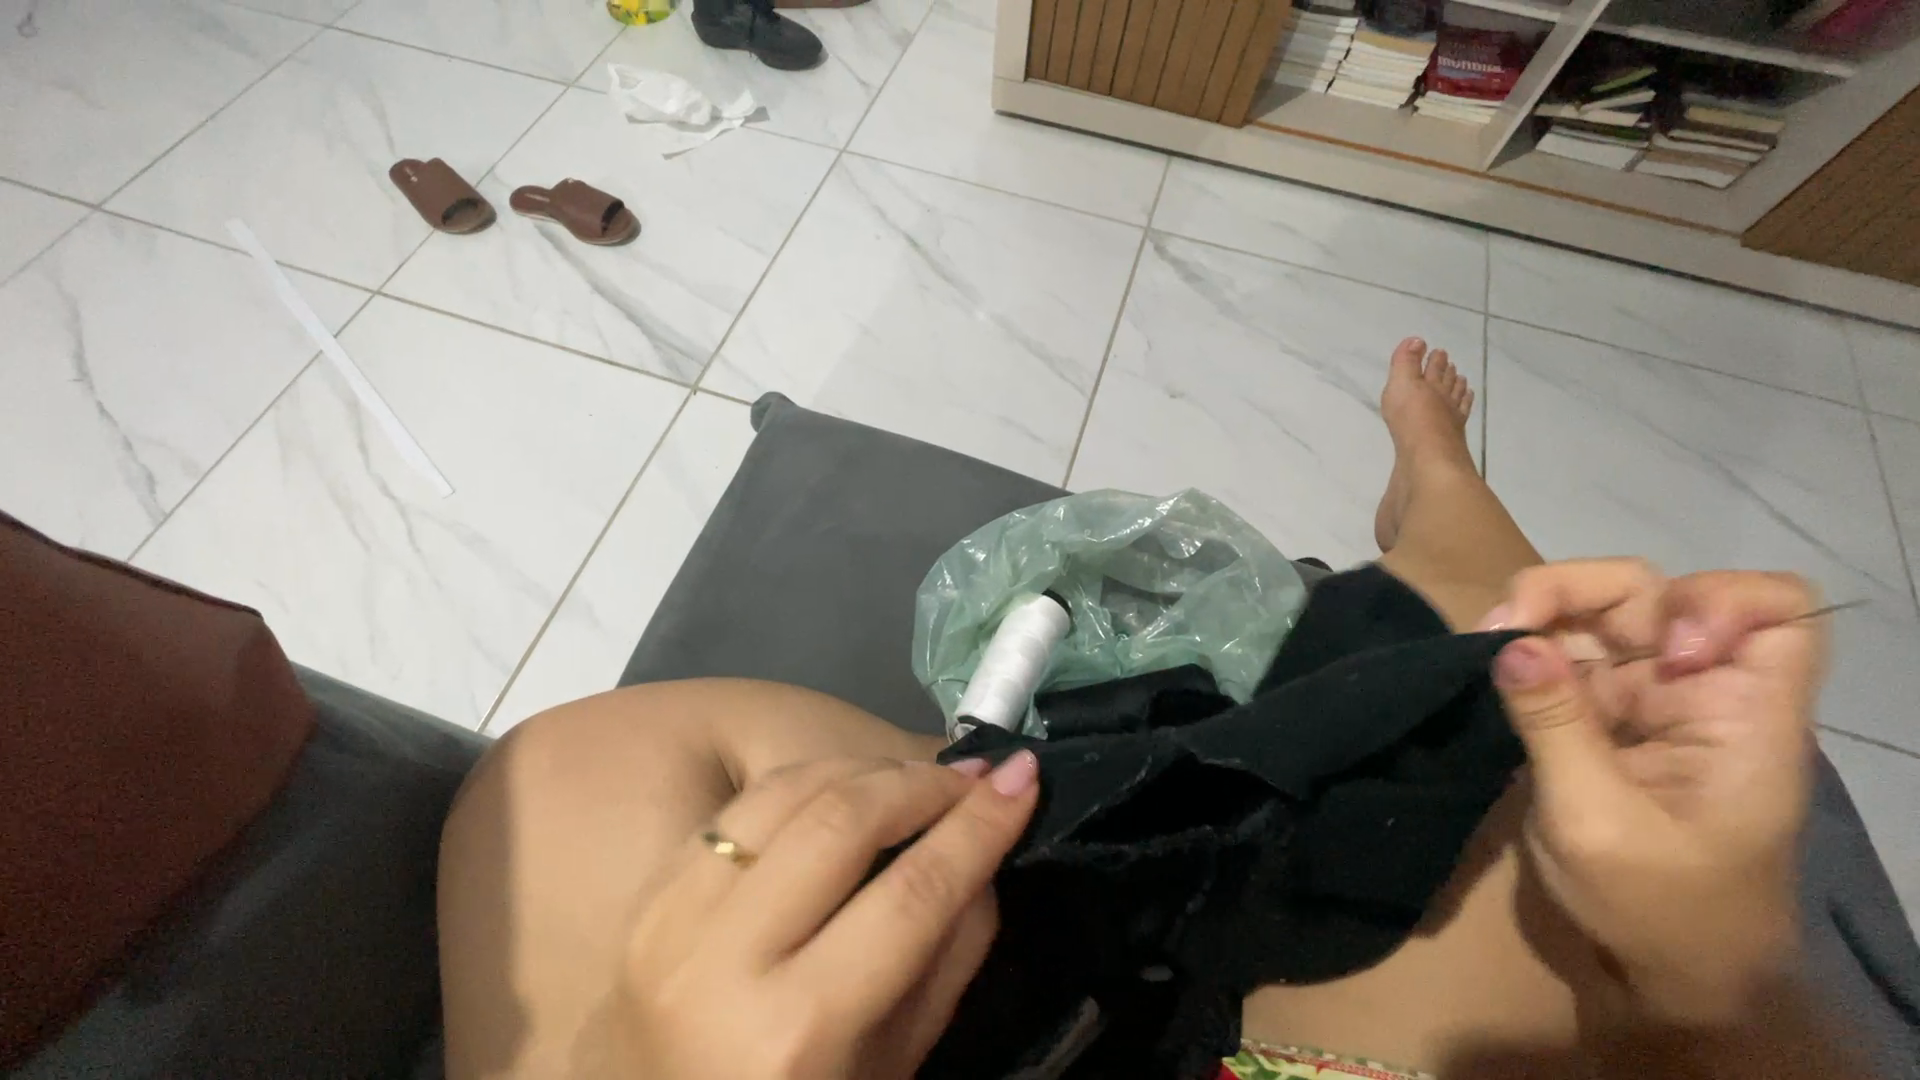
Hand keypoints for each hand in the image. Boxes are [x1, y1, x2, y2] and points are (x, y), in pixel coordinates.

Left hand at [611, 751, 1039, 1078]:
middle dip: (922, 783)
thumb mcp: (896, 1057)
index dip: (977, 826)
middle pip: (842, 821)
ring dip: (867, 768)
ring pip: (787, 789)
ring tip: (918, 779)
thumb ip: (952, 948)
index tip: (1022, 777)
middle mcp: (720, 963)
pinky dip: (809, 780)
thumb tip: (983, 840)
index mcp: (793, 1034)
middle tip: (973, 775)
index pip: (910, 895)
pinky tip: (850, 787)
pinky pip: (745, 804)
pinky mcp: (650, 891)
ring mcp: (670, 919)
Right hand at [1480, 560, 1826, 1024]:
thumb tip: (1512, 641)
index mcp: (1740, 714)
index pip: (1770, 610)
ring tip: (1485, 642)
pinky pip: (1556, 653)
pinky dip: (1518, 646)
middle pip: (1651, 593)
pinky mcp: (1590, 715)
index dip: (1709, 600)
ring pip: (1593, 614)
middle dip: (1574, 592)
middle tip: (1508, 625)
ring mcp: (1638, 700)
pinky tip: (1487, 662)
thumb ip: (1557, 726)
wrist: (1662, 969)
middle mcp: (1694, 691)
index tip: (1646, 646)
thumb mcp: (1598, 821)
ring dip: (1535, 613)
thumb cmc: (1658, 908)